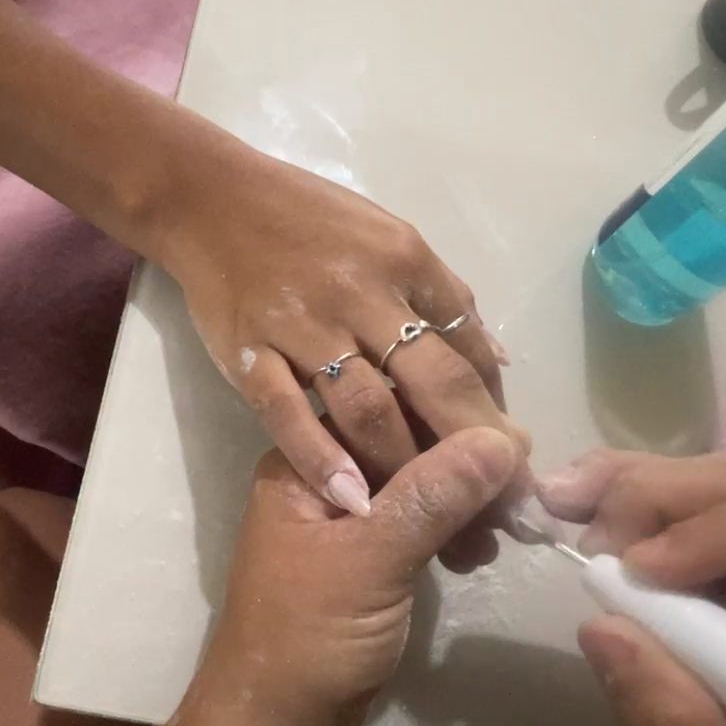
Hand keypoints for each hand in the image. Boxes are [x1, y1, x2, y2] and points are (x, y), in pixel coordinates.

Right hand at [154, 148, 531, 571]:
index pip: (469, 346)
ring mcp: (302, 325)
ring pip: (367, 406)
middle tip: (500, 513)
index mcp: (405, 260)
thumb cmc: (307, 219)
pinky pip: (287, 412)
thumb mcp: (388, 237)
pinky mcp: (249, 351)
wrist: (210, 200)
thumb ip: (441, 296)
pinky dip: (321, 457)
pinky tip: (354, 499)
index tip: (515, 465)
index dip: (498, 411)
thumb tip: (497, 360)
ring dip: (406, 467)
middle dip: (474, 453)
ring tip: (437, 525)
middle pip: (433, 382)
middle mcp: (362, 293)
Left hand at [182, 428, 520, 725]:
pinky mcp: (364, 555)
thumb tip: (501, 439)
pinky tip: (480, 549)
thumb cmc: (304, 641)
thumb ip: (431, 499)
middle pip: (404, 444)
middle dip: (465, 466)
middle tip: (520, 497)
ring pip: (416, 485)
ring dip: (464, 501)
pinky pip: (416, 523)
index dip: (450, 421)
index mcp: (303, 461)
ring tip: (506, 530)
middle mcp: (321, 477)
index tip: (516, 448)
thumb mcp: (368, 564)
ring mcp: (343, 517)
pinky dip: (450, 531)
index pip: (382, 409)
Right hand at [540, 450, 725, 725]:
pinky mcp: (710, 542)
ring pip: (702, 476)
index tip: (639, 571)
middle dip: (657, 498)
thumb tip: (602, 628)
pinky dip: (613, 489)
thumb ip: (672, 714)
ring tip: (560, 499)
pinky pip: (667, 493)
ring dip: (625, 481)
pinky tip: (570, 500)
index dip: (720, 533)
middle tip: (589, 543)